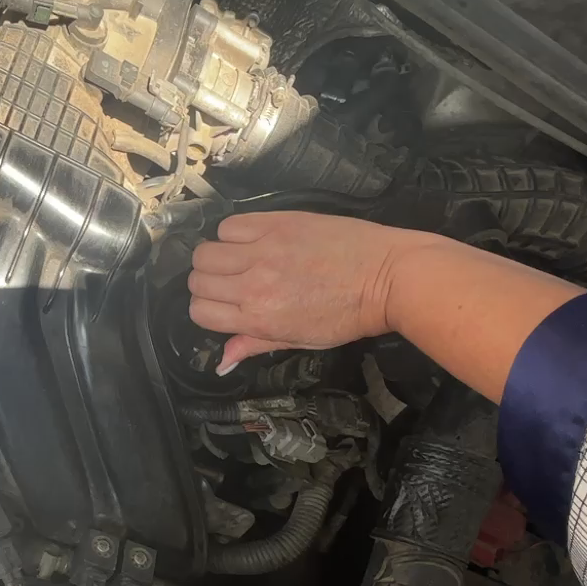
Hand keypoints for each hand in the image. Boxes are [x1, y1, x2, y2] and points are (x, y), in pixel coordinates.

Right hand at [186, 211, 451, 374]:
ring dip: (216, 258)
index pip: (200, 311)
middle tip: (230, 284)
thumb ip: (254, 345)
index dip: (207, 310)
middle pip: (198, 280)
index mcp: (257, 318)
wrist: (388, 276)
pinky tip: (253, 241)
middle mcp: (252, 284)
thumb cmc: (347, 316)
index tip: (224, 307)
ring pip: (206, 251)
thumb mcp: (299, 340)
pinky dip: (233, 233)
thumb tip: (221, 363)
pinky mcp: (277, 222)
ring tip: (239, 260)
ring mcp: (263, 250)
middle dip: (208, 285)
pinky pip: (230, 224)